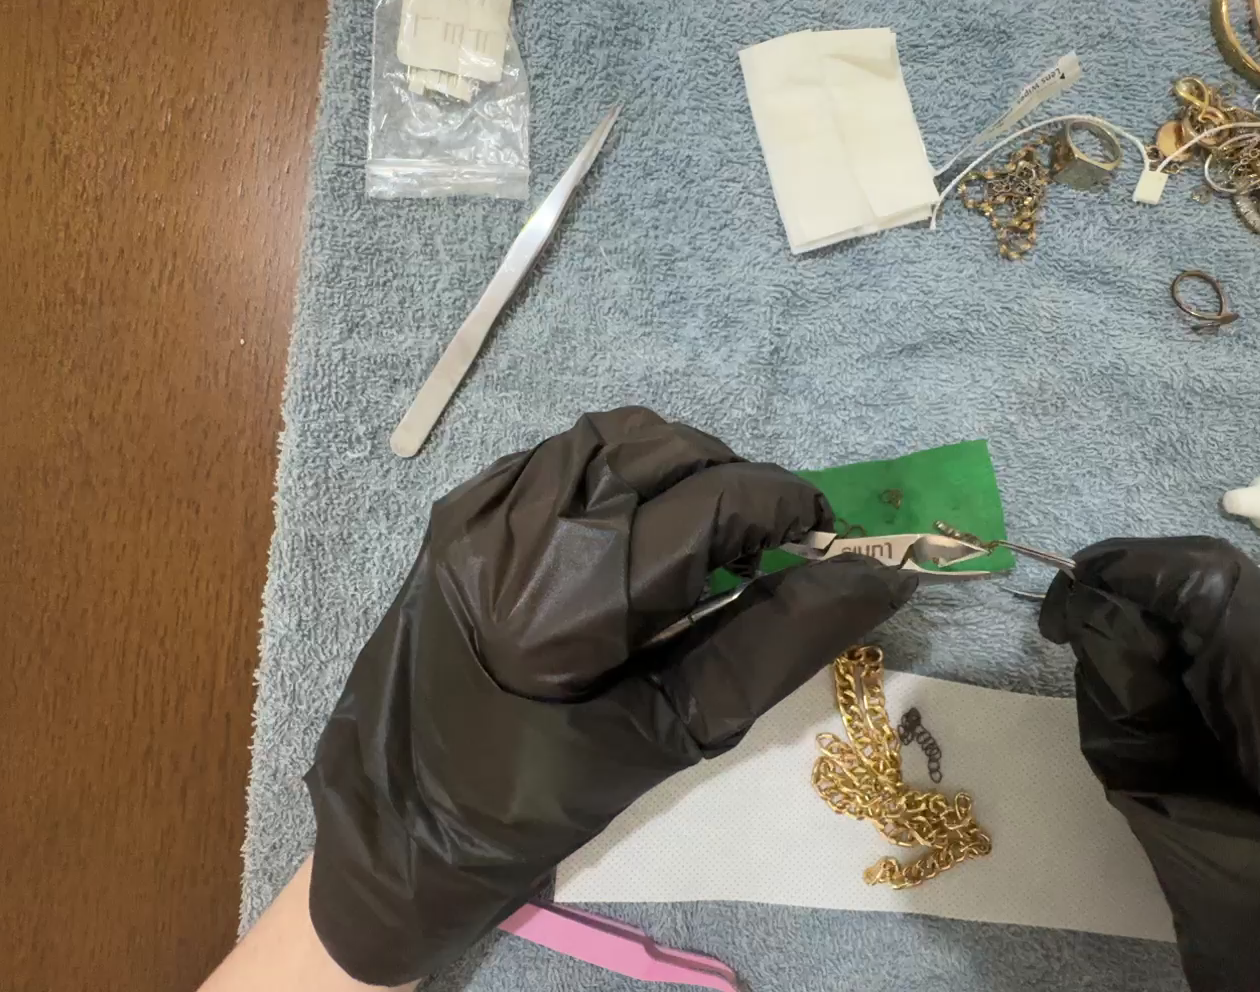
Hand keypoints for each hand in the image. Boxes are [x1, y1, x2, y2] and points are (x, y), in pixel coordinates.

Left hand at [305, 408, 916, 984]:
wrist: (395, 823)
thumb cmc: (533, 805)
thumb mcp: (664, 739)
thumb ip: (769, 647)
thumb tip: (864, 581)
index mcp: (556, 607)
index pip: (700, 505)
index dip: (778, 502)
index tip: (820, 531)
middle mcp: (506, 532)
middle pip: (657, 449)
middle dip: (732, 478)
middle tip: (760, 540)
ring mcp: (472, 510)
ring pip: (610, 435)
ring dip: (679, 464)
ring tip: (701, 527)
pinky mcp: (456, 507)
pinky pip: (562, 452)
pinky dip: (621, 468)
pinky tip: (633, 523)